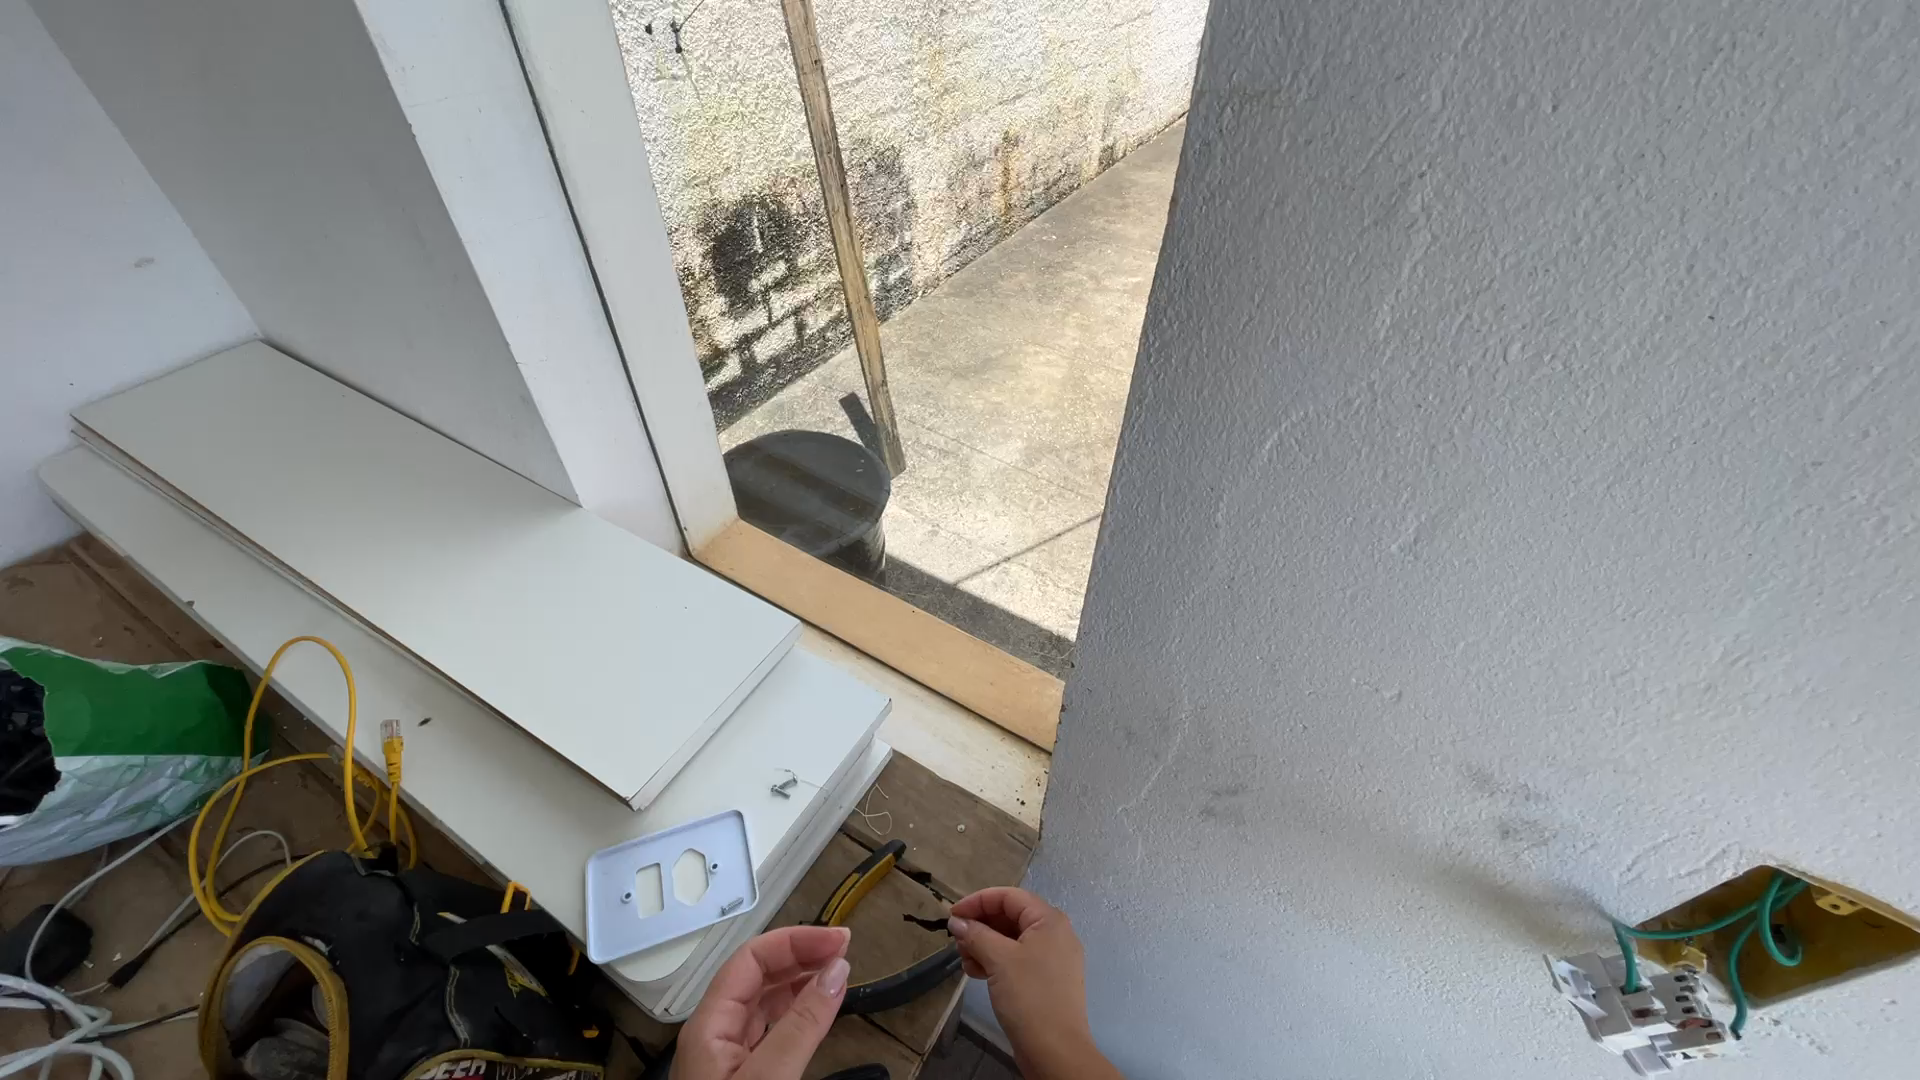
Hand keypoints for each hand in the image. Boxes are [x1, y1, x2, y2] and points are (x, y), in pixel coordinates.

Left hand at [671, 925, 851, 1079]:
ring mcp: (727, 1057)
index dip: (795, 941)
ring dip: (802, 980)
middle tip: (845, 950)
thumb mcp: (767, 1076)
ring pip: (766, 1001)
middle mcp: (715, 1034)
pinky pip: (771, 1030)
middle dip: (801, 954)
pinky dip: (798, 1012)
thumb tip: (839, 967)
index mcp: (708, 1024)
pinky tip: (818, 1010)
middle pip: (758, 974)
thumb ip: (802, 1024)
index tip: (839, 941)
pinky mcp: (743, 1077)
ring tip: (838, 973)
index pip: (751, 957)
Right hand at [948, 888, 1116, 1078]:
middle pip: (1011, 916)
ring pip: (1012, 939)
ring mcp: (1053, 958)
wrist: (1056, 1053)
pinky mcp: (1047, 980)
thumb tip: (957, 921)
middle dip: (981, 925)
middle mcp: (1054, 933)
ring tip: (964, 960)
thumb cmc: (1029, 997)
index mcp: (1048, 920)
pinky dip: (997, 961)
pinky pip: (1018, 959)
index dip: (978, 901)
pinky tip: (976, 972)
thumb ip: (976, 935)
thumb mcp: (999, 960)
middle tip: (957, 940)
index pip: (1009, 896)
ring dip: (985, 945)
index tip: (953, 914)